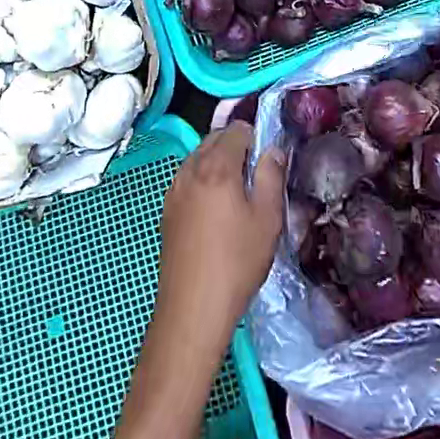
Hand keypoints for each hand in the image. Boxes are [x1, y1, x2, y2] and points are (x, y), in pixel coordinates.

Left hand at [156, 122, 285, 334]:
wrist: (193, 307)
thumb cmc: (237, 261)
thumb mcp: (267, 218)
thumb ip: (271, 176)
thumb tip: (273, 150)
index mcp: (217, 167)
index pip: (236, 130)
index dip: (255, 137)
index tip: (267, 158)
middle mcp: (191, 170)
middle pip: (214, 139)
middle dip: (235, 146)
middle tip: (255, 174)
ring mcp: (174, 190)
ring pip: (198, 158)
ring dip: (217, 161)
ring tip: (236, 192)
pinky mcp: (167, 209)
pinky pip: (187, 178)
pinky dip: (202, 179)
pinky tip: (214, 208)